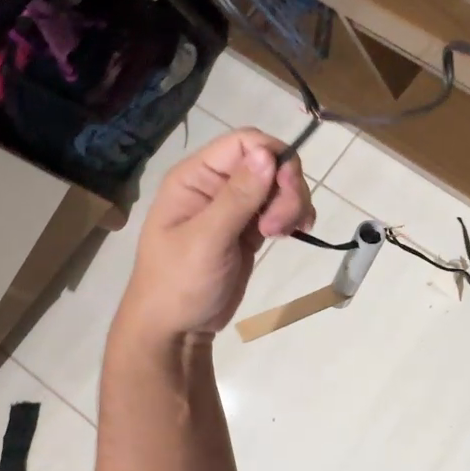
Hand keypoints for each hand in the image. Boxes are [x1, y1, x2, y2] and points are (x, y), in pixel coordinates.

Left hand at [115, 129, 314, 343]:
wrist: (174, 328)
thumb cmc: (179, 283)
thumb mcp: (206, 240)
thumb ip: (238, 196)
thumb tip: (267, 153)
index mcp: (196, 177)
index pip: (245, 142)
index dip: (274, 158)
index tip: (287, 190)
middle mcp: (215, 184)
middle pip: (269, 162)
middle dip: (286, 189)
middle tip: (280, 228)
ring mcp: (234, 207)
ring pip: (279, 185)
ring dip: (292, 205)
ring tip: (283, 235)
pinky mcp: (249, 228)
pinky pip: (280, 207)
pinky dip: (294, 216)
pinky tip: (294, 234)